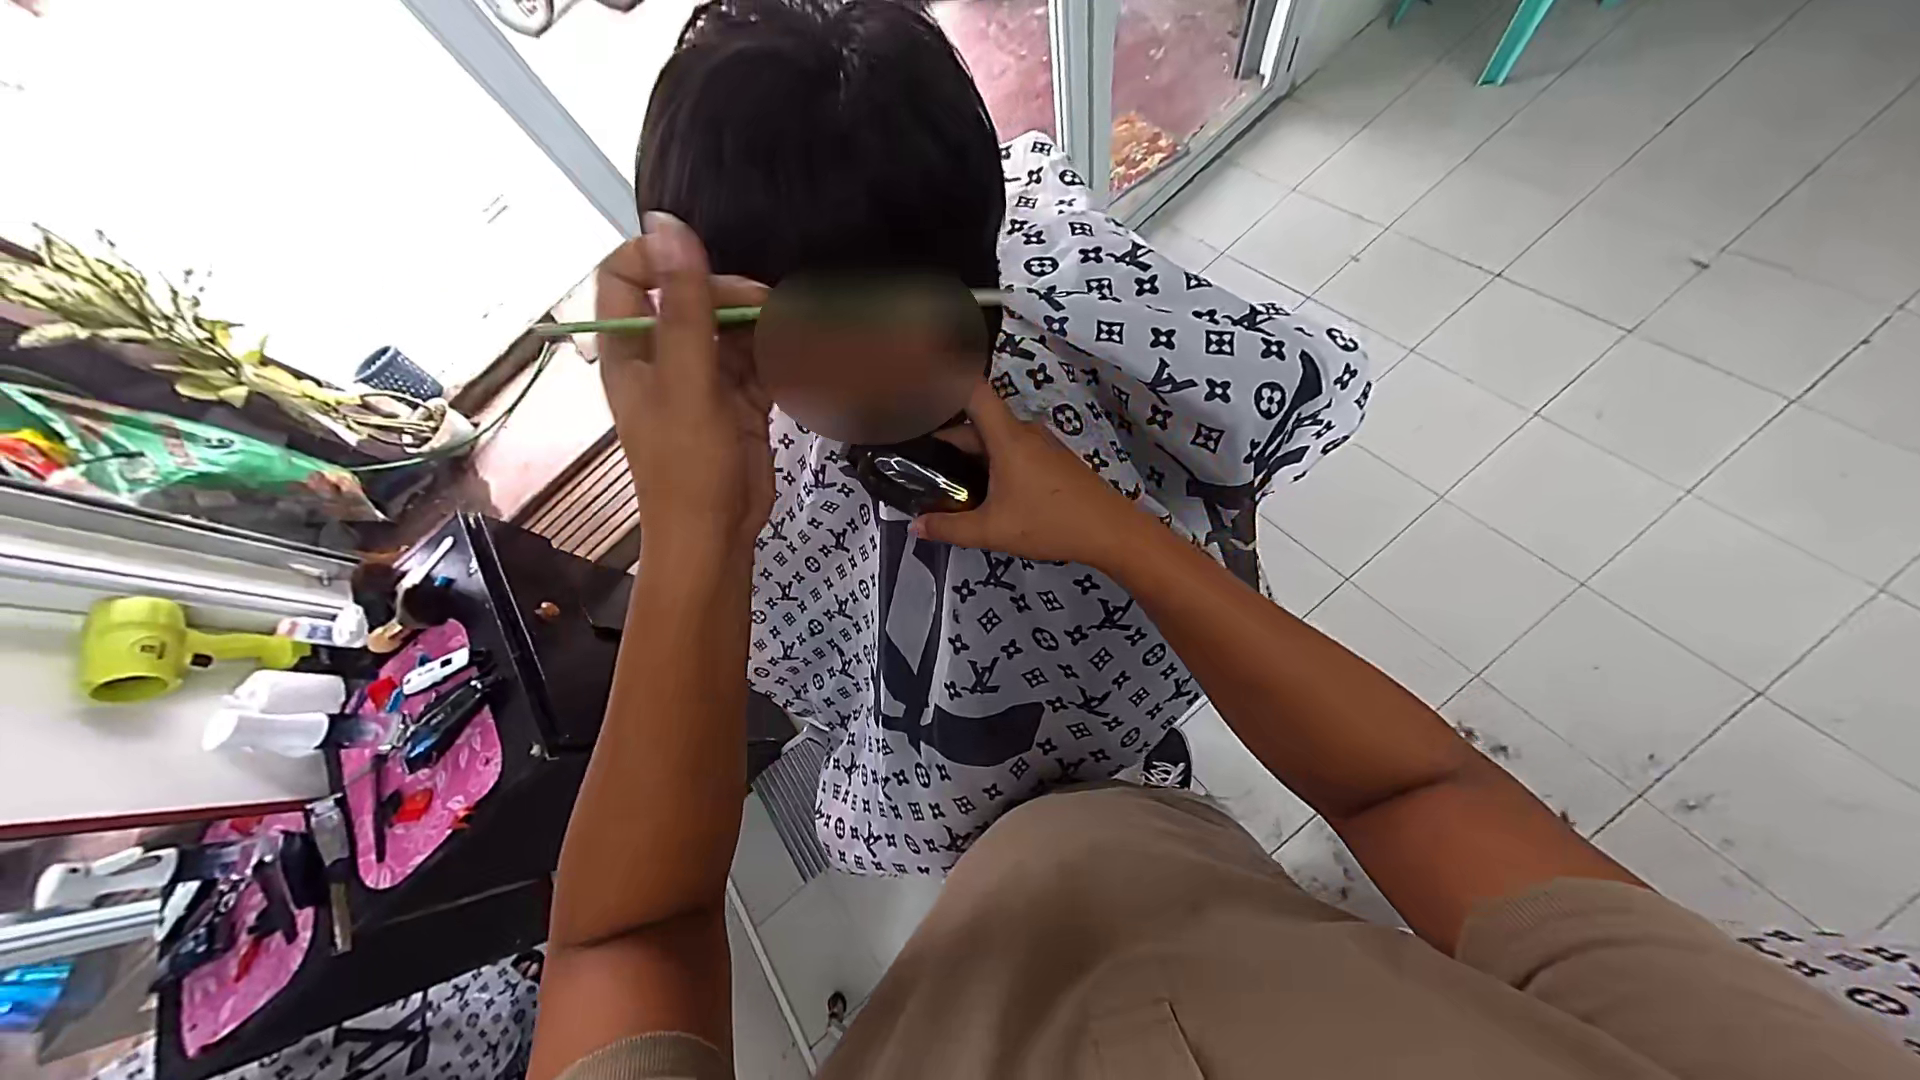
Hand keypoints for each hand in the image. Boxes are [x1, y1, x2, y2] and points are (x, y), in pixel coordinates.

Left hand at [596, 213, 773, 554]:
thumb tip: (668, 226)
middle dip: (728, 295)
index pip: (628, 276)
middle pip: (690, 301)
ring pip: (729, 333)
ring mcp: (703, 383)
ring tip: (790, 328)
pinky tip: (796, 354)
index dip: (659, 256)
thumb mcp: (688, 383)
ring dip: (758, 326)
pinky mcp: (737, 404)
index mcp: (631, 350)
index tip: (707, 260)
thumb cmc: (689, 465)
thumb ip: (685, 308)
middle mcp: (664, 360)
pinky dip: (775, 357)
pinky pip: (755, 365)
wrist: (715, 533)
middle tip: (767, 304)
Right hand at [910, 380, 1146, 567]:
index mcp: (1008, 438)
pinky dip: (992, 460)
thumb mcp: (992, 531)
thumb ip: (949, 528)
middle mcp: (1025, 432)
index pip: (971, 391)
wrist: (1111, 531)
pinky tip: (983, 489)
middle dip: (948, 438)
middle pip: (978, 420)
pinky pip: (1013, 449)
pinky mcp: (1052, 459)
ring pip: (996, 437)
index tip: (919, 392)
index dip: (943, 385)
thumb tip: (916, 527)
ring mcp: (1042, 444)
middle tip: (920, 459)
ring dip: (971, 452)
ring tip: (946, 477)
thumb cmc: (1051, 524)